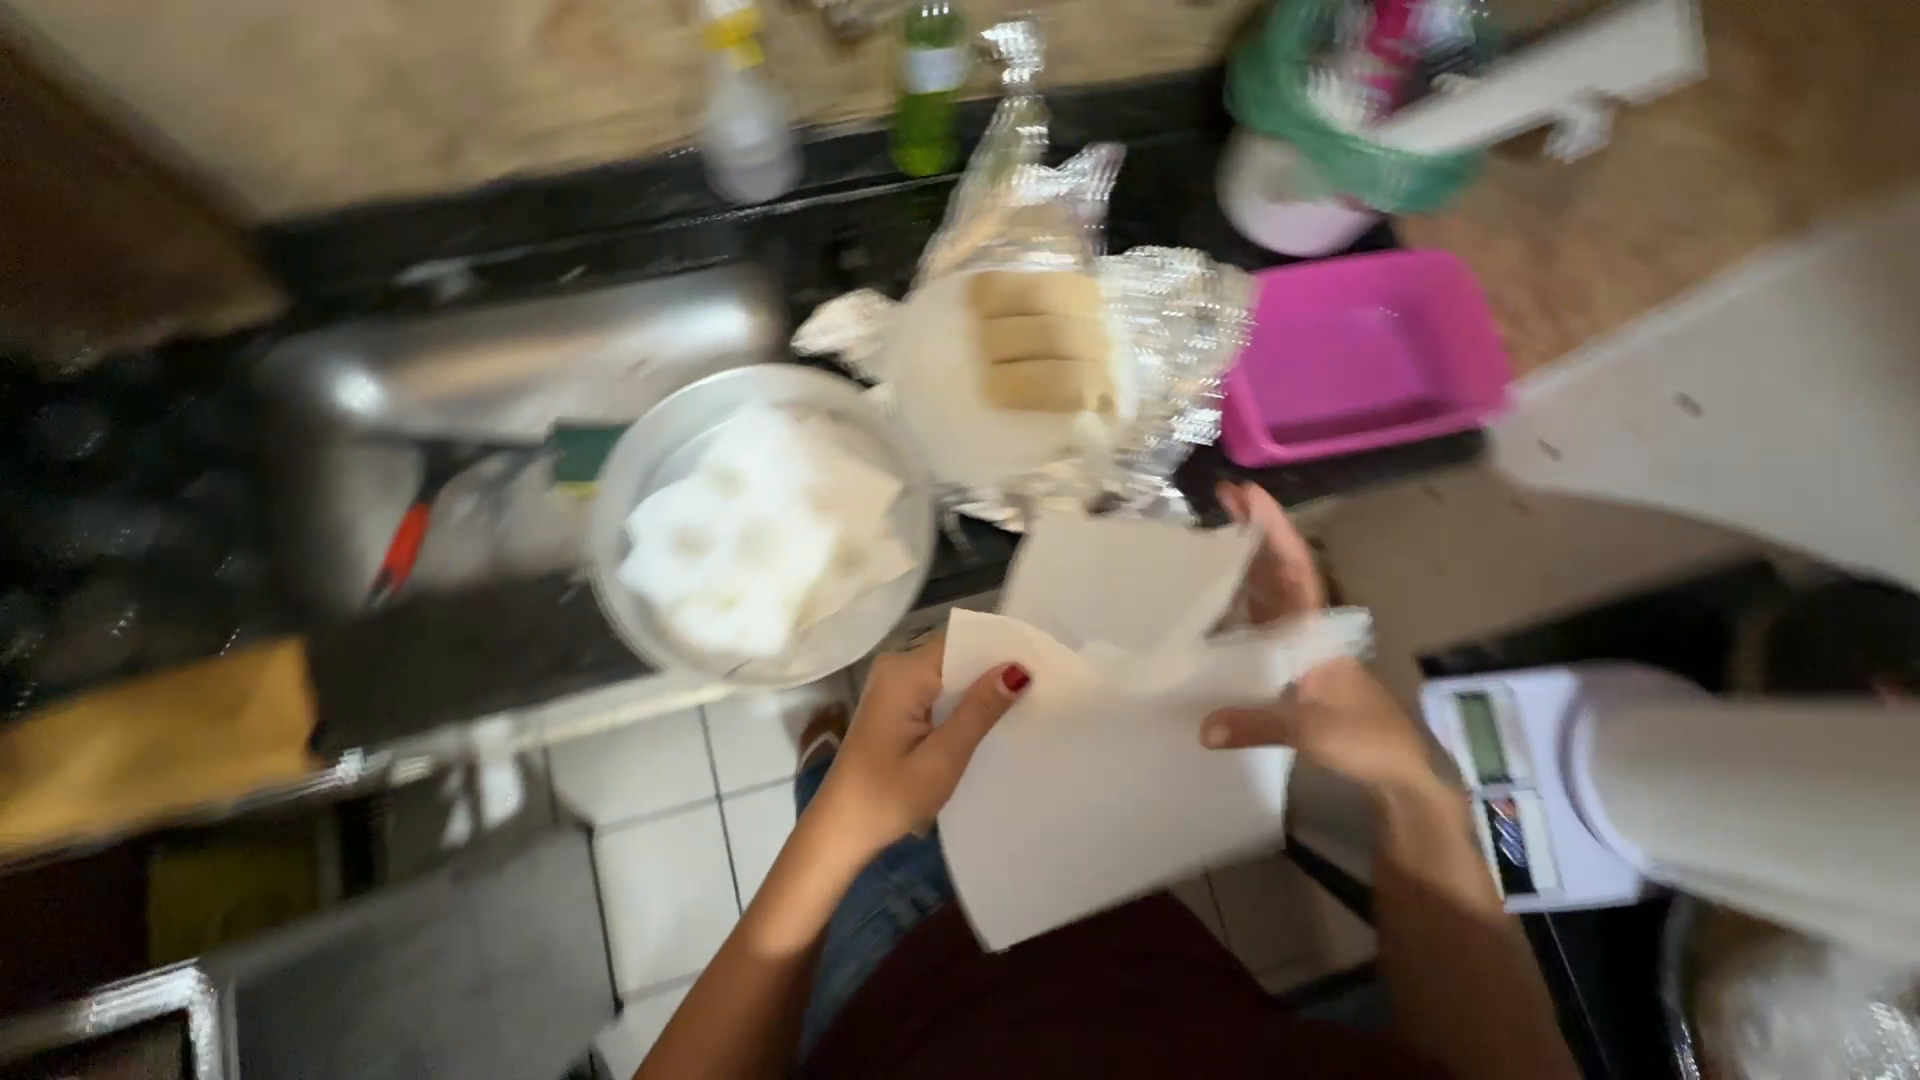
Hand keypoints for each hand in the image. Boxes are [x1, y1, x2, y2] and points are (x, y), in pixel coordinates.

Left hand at [807, 635, 1029, 860]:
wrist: (840, 830)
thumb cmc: (888, 798)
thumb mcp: (942, 758)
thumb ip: (980, 710)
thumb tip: (1018, 669)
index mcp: (903, 672)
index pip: (962, 640)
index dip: (1002, 647)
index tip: (1043, 661)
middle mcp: (895, 666)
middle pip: (956, 652)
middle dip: (995, 666)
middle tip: (1043, 684)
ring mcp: (892, 683)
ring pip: (949, 671)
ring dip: (981, 685)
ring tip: (1026, 699)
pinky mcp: (894, 702)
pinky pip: (936, 687)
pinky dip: (962, 699)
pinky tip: (988, 716)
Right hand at [1205, 482, 1434, 794]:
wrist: (1397, 767)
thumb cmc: (1366, 738)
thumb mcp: (1313, 731)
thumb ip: (1259, 725)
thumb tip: (1202, 728)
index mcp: (1313, 630)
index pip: (1294, 567)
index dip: (1273, 529)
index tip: (1249, 494)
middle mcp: (1302, 626)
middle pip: (1277, 567)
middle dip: (1253, 530)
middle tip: (1222, 495)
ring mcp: (1294, 643)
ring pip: (1267, 589)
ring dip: (1244, 558)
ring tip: (1211, 529)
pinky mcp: (1286, 663)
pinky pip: (1257, 620)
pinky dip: (1236, 599)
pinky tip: (1211, 593)